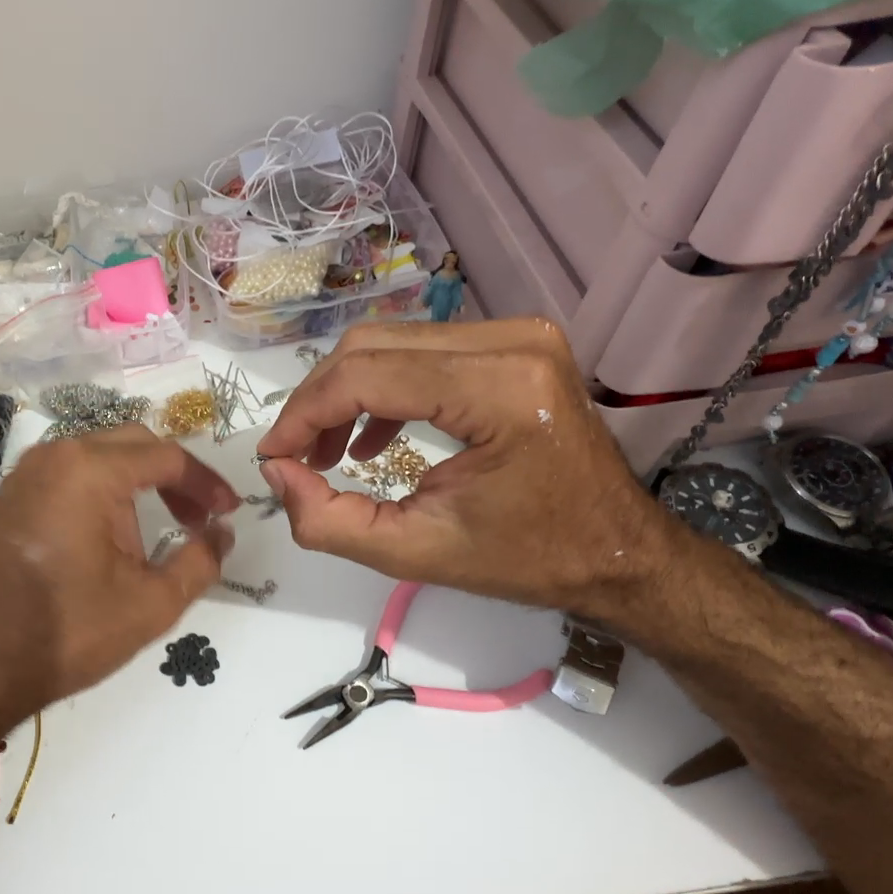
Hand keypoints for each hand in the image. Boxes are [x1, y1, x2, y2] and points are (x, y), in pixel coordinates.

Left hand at [0, 425, 237, 732]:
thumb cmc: (67, 632)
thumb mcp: (152, 603)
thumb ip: (200, 560)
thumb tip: (223, 533)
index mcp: (90, 470)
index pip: (166, 457)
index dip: (206, 483)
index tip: (230, 512)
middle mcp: (54, 456)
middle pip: (132, 445)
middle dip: (173, 477)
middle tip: (199, 519)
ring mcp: (25, 475)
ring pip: (97, 456)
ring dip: (136, 483)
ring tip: (160, 529)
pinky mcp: (9, 498)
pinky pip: (67, 475)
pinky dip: (100, 492)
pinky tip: (111, 534)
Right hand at [255, 320, 678, 620]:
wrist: (620, 552)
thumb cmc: (528, 560)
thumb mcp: (416, 553)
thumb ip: (330, 521)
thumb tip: (275, 473)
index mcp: (498, 390)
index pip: (367, 376)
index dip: (304, 414)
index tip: (272, 457)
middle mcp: (511, 342)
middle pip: (372, 346)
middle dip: (318, 402)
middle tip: (294, 457)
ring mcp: (518, 334)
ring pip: (390, 343)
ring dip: (345, 394)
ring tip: (326, 454)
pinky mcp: (515, 343)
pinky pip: (421, 350)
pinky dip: (382, 388)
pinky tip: (370, 439)